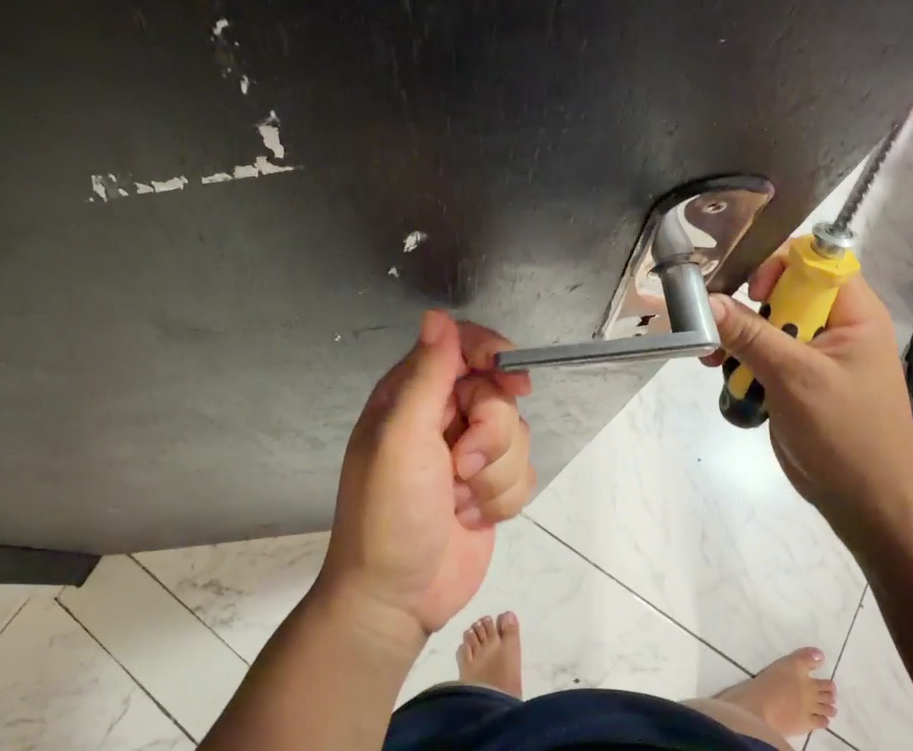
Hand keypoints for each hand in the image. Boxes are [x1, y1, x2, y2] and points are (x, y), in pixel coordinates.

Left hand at [318, 310, 535, 639]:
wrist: (396, 596)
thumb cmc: (388, 513)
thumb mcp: (400, 438)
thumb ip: (425, 376)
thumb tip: (437, 315)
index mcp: (409, 394)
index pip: (461, 347)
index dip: (491, 354)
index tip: (512, 380)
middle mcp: (440, 416)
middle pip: (499, 394)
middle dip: (491, 434)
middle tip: (460, 466)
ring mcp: (468, 454)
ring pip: (518, 436)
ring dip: (494, 475)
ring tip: (457, 500)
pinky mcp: (489, 489)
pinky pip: (524, 473)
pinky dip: (503, 499)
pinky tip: (472, 519)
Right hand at [702, 242, 912, 529]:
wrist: (866, 503)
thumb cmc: (845, 434)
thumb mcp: (794, 378)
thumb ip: (748, 335)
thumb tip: (702, 299)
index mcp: (855, 314)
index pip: (816, 259)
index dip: (780, 265)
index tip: (752, 294)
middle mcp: (837, 325)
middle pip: (783, 288)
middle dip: (745, 305)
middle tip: (717, 327)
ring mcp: (816, 352)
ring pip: (765, 319)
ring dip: (736, 334)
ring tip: (713, 358)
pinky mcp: (797, 377)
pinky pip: (762, 349)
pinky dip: (739, 357)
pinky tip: (721, 371)